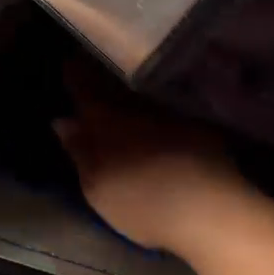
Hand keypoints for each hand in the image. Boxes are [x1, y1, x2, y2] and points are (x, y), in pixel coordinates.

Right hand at [54, 66, 257, 254]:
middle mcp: (139, 108)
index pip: (85, 86)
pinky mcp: (200, 130)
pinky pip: (167, 114)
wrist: (210, 212)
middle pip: (115, 88)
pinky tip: (156, 126)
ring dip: (130, 97)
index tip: (69, 62)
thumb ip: (79, 151)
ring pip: (142, 99)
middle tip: (91, 76)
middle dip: (102, 81)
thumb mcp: (97, 186)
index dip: (75, 73)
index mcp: (107, 120)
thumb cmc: (141, 203)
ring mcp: (172, 116)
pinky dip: (156, 116)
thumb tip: (63, 121)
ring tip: (120, 101)